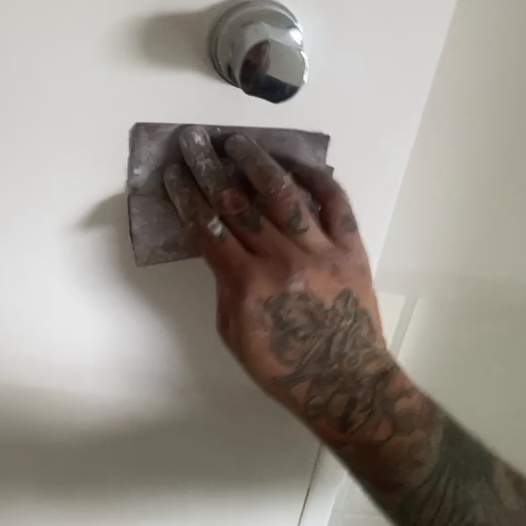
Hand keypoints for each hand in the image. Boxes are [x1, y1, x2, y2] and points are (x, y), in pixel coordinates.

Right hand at [162, 126, 390, 411]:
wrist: (347, 384)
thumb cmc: (283, 366)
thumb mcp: (234, 332)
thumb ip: (225, 286)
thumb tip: (220, 246)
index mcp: (247, 284)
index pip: (207, 228)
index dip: (187, 196)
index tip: (174, 172)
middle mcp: (281, 260)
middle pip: (238, 203)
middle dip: (210, 168)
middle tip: (195, 141)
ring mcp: (319, 251)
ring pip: (283, 194)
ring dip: (257, 163)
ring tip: (239, 142)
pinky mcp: (351, 249)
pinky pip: (336, 204)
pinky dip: (316, 180)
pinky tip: (296, 165)